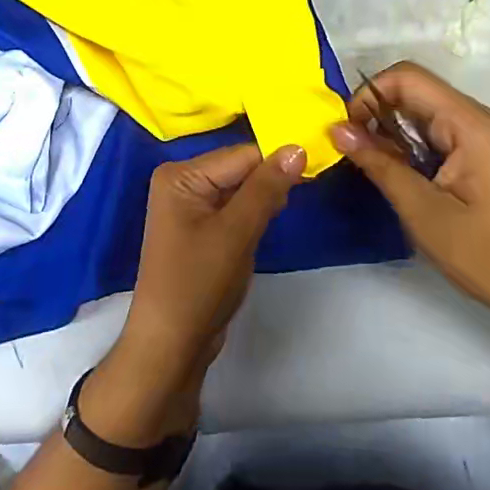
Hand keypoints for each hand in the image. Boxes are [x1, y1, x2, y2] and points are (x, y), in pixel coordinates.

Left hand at [79, 142, 306, 445]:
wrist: (172, 342)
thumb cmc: (199, 283)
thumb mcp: (237, 232)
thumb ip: (267, 188)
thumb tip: (297, 147)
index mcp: (180, 174)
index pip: (240, 155)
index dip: (277, 160)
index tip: (317, 166)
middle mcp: (181, 182)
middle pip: (238, 168)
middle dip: (270, 179)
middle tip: (308, 190)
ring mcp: (189, 206)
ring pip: (239, 189)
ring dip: (264, 198)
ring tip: (287, 210)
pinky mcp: (199, 227)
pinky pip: (233, 208)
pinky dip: (253, 213)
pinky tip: (269, 222)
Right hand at [331, 62, 489, 347]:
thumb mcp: (426, 214)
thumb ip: (380, 165)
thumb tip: (337, 128)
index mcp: (473, 125)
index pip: (406, 77)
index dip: (368, 95)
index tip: (347, 134)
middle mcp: (487, 121)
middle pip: (418, 94)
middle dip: (378, 117)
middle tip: (358, 159)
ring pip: (431, 118)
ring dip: (398, 137)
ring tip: (383, 177)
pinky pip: (448, 138)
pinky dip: (420, 151)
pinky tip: (414, 187)